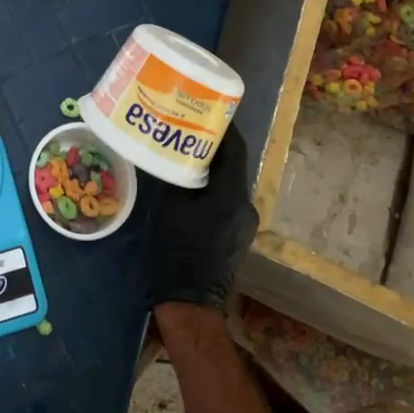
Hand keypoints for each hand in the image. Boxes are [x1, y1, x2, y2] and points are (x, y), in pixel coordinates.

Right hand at [145, 125, 257, 310]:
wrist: (189, 305)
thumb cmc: (176, 251)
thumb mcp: (167, 206)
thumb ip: (173, 176)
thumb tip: (167, 152)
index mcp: (233, 194)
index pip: (236, 148)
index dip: (223, 126)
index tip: (205, 107)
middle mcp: (246, 206)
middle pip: (232, 165)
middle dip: (211, 145)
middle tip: (185, 128)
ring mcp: (243, 225)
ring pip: (227, 185)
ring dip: (209, 169)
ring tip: (181, 154)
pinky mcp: (234, 238)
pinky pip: (225, 202)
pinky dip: (210, 189)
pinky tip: (187, 187)